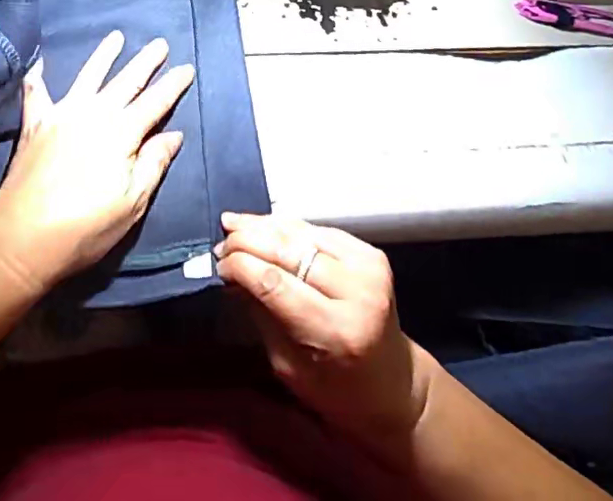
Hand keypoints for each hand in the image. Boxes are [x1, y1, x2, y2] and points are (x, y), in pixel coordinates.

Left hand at [0, 32, 194, 296]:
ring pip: (87, 77)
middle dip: (145, 62)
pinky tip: (39, 64)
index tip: (187, 67)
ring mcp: (61, 115)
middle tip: (159, 43)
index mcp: (121, 133)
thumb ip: (152, 164)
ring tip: (116, 37)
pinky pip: (36, 94)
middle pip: (125, 81)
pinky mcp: (35, 124)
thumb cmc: (85, 226)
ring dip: (103, 55)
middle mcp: (93, 114)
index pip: (155, 102)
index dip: (173, 85)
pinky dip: (37, 78)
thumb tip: (174, 134)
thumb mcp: (132, 202)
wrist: (23, 235)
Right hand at [214, 213, 438, 456]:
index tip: (218, 265)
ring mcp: (368, 268)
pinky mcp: (371, 253)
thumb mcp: (287, 364)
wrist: (393, 384)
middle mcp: (357, 293)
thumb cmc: (335, 388)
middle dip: (246, 240)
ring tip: (234, 225)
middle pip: (286, 250)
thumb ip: (261, 312)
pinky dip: (287, 227)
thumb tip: (230, 272)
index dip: (239, 266)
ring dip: (262, 226)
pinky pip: (317, 229)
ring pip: (301, 231)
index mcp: (337, 331)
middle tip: (222, 243)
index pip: (274, 282)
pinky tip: (265, 227)